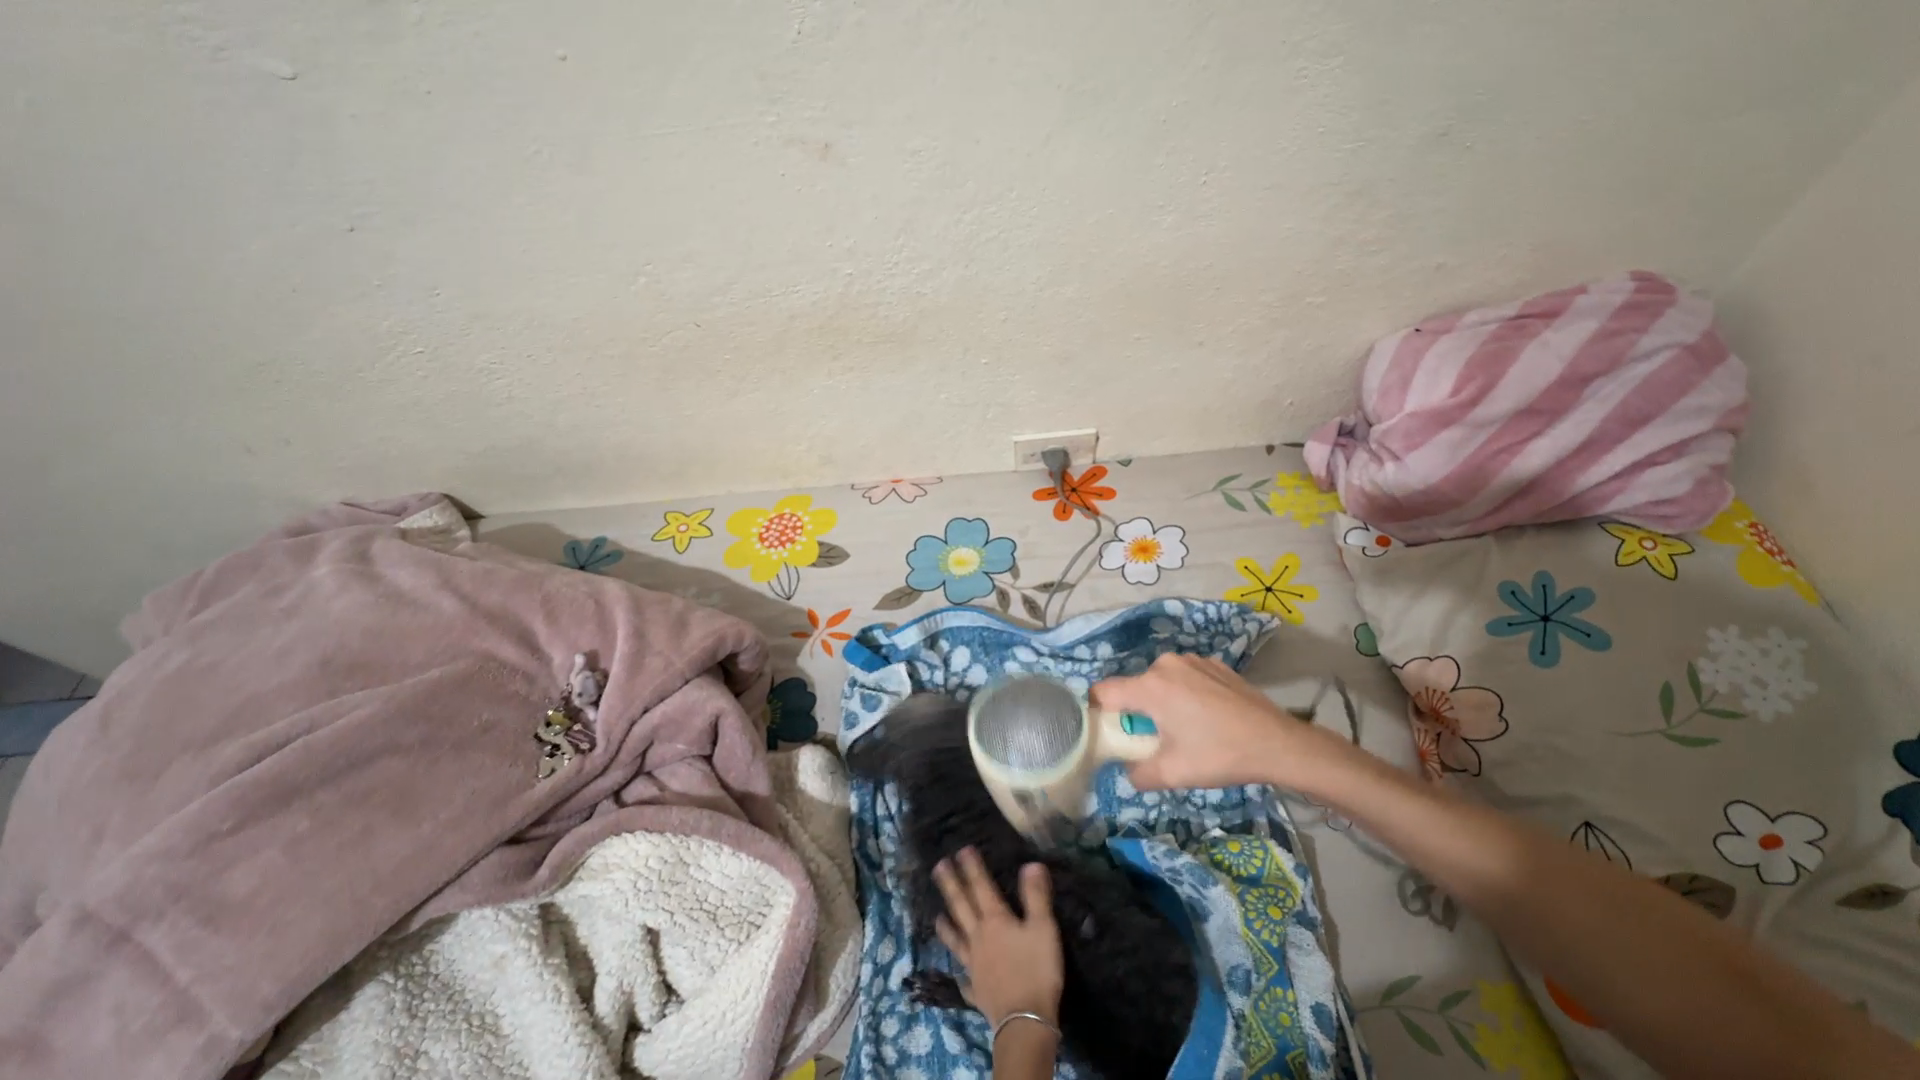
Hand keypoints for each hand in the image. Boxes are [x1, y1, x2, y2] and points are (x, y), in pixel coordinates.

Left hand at [933, 848, 1063, 1028]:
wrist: (1024, 1020)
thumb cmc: (1037, 970)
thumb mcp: (1043, 929)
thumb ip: (1036, 896)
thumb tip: (1030, 864)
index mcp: (995, 921)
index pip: (980, 887)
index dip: (972, 868)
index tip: (961, 850)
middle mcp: (978, 939)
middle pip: (961, 907)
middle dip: (950, 885)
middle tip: (938, 867)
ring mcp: (973, 965)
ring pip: (956, 940)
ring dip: (946, 925)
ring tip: (937, 915)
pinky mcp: (975, 990)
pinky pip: (965, 978)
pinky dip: (961, 973)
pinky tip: (960, 974)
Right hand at [1092, 652, 1357, 791]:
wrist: (1279, 743)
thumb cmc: (1220, 755)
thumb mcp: (1171, 774)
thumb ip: (1136, 773)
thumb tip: (1128, 769)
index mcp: (1150, 686)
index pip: (1103, 692)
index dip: (1098, 714)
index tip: (1110, 736)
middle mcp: (1167, 664)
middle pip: (1133, 688)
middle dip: (1136, 714)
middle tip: (1156, 742)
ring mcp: (1194, 661)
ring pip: (1160, 683)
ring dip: (1162, 705)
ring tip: (1186, 732)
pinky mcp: (1215, 665)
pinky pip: (1184, 679)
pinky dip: (1186, 696)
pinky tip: (1208, 719)